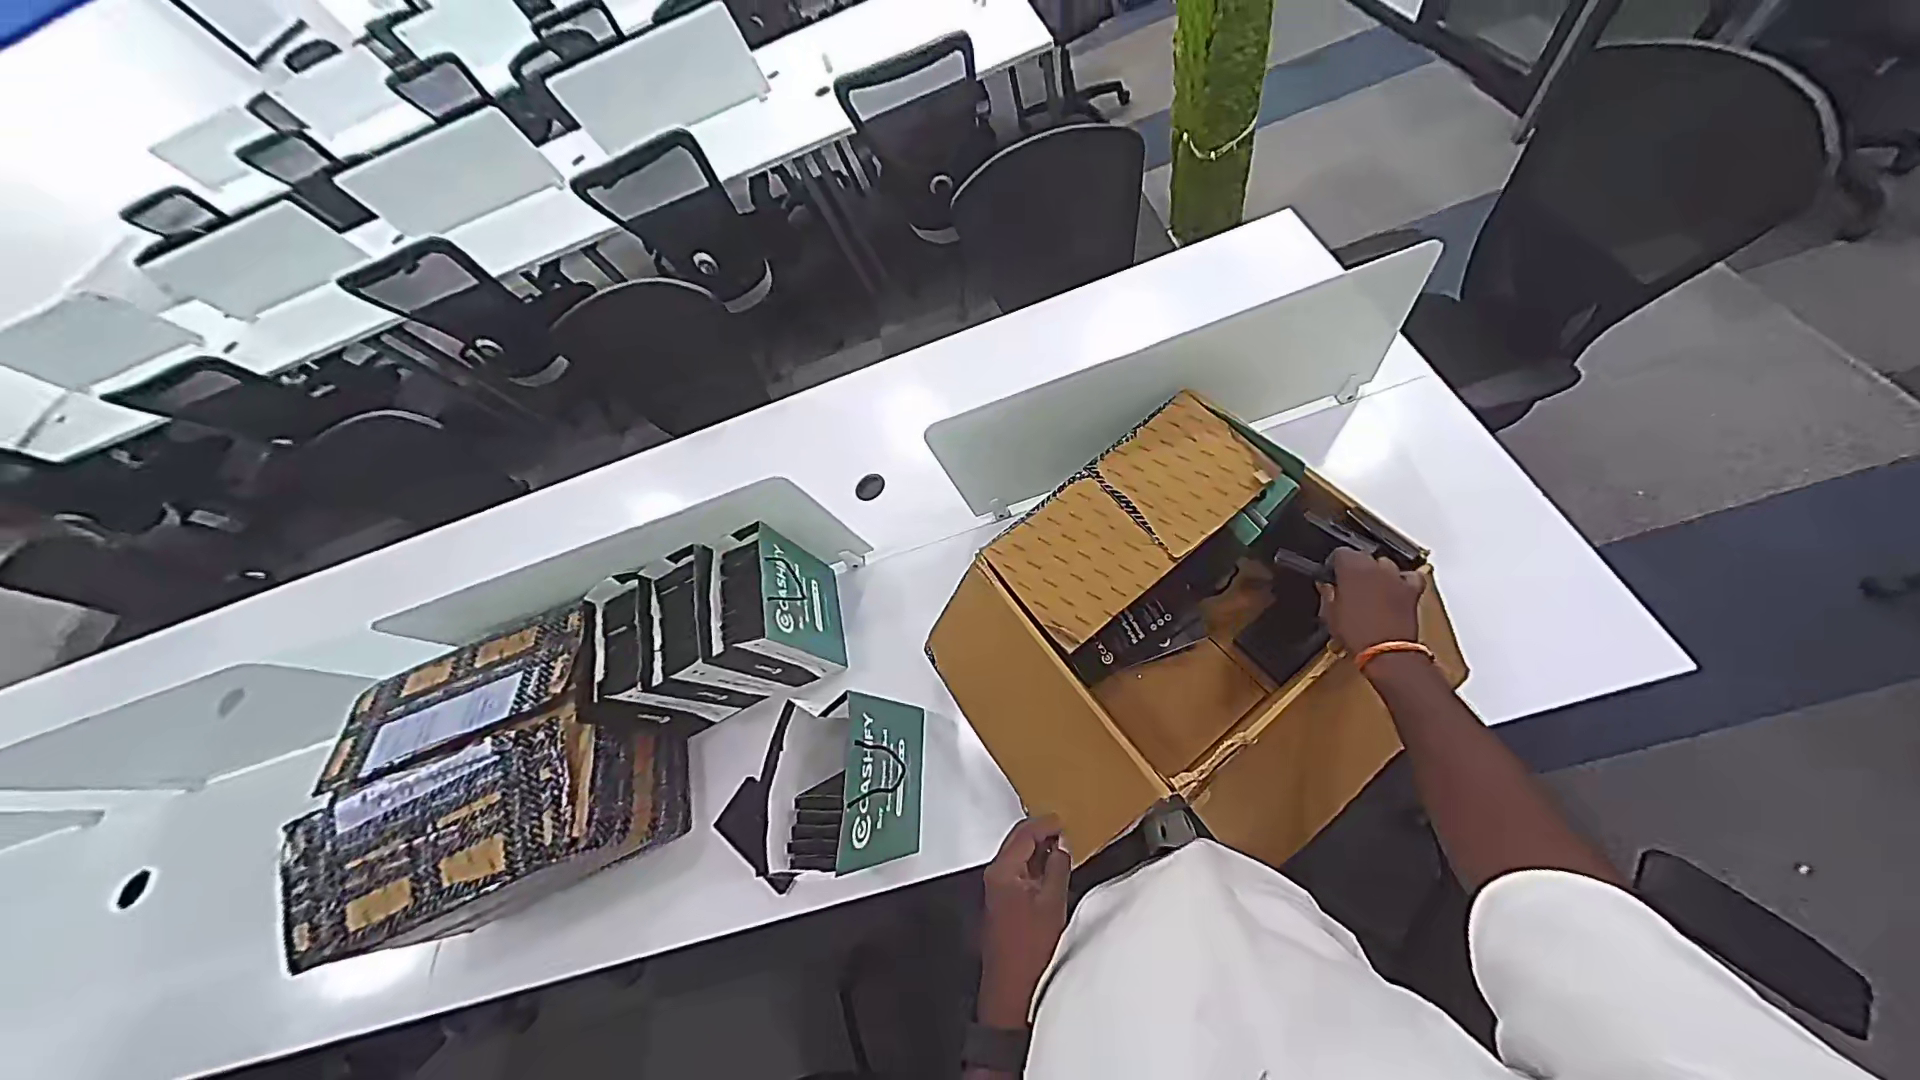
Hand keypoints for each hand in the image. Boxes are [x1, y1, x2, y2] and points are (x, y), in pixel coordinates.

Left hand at [978, 815, 1069, 1027]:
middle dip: (1040, 833)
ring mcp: (996, 888)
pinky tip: (1048, 869)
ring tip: (1059, 847)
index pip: (1023, 834)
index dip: (1044, 824)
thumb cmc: (1028, 951)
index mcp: (1003, 870)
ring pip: (1017, 856)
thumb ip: (1057, 867)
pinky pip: (1018, 871)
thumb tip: (1061, 848)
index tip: (1060, 820)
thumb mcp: (1052, 902)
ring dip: (1037, 849)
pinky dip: (1033, 865)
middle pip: (1017, 842)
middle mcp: (995, 875)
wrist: (1013, 987)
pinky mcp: (1001, 901)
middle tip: (1061, 829)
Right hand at [1319, 548, 1425, 653]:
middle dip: (1356, 568)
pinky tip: (1395, 588)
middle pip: (1364, 557)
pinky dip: (1403, 580)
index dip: (1335, 564)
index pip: (1341, 552)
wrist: (1385, 651)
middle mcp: (1376, 567)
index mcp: (1351, 567)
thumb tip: (1326, 586)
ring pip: (1386, 564)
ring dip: (1378, 573)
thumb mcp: (1330, 613)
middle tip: (1349, 586)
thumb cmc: (1357, 632)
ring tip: (1371, 589)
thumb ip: (1327, 594)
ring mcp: (1396, 577)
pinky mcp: (1412, 590)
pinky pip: (1410, 577)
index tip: (1332, 575)